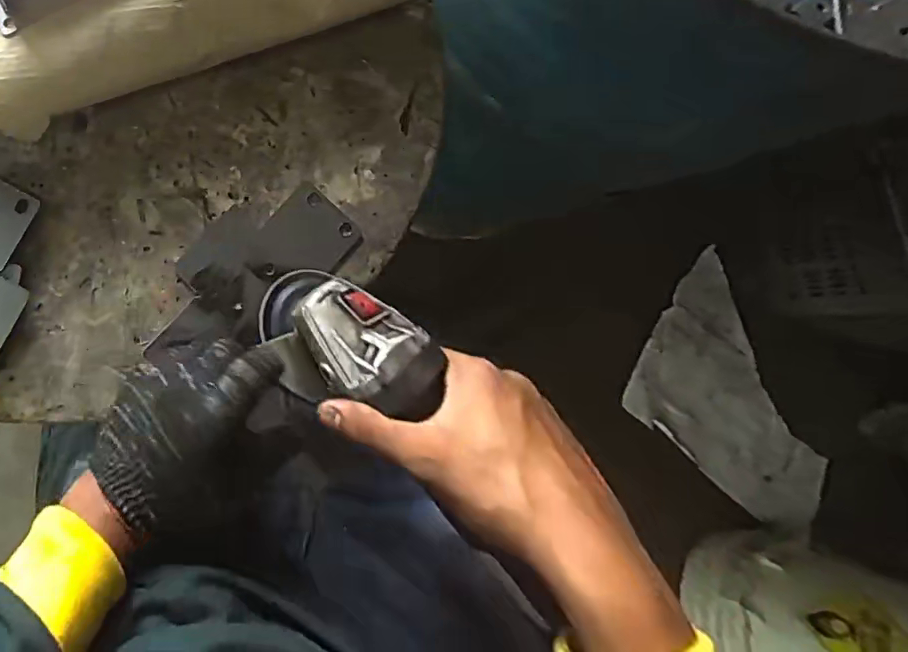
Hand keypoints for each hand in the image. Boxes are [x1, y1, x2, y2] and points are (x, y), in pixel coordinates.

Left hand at [88, 337, 287, 542]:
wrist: (120, 494)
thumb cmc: (184, 497)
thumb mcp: (238, 484)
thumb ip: (271, 450)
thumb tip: (299, 427)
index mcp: (217, 406)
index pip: (250, 367)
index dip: (268, 361)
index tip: (278, 362)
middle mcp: (187, 379)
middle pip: (220, 349)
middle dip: (238, 355)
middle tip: (248, 369)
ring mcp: (158, 374)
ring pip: (193, 351)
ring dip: (209, 358)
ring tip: (217, 374)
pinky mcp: (136, 377)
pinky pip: (166, 361)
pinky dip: (182, 366)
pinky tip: (184, 382)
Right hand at [320, 349, 693, 651]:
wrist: (583, 549)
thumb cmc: (494, 486)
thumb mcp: (419, 457)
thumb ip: (369, 428)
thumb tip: (325, 408)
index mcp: (478, 372)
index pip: (423, 358)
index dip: (400, 379)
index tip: (385, 399)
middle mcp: (514, 381)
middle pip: (454, 384)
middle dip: (433, 406)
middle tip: (413, 433)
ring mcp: (546, 413)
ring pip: (486, 409)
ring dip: (467, 426)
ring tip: (450, 457)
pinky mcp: (567, 445)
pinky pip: (515, 432)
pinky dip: (498, 446)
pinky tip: (492, 476)